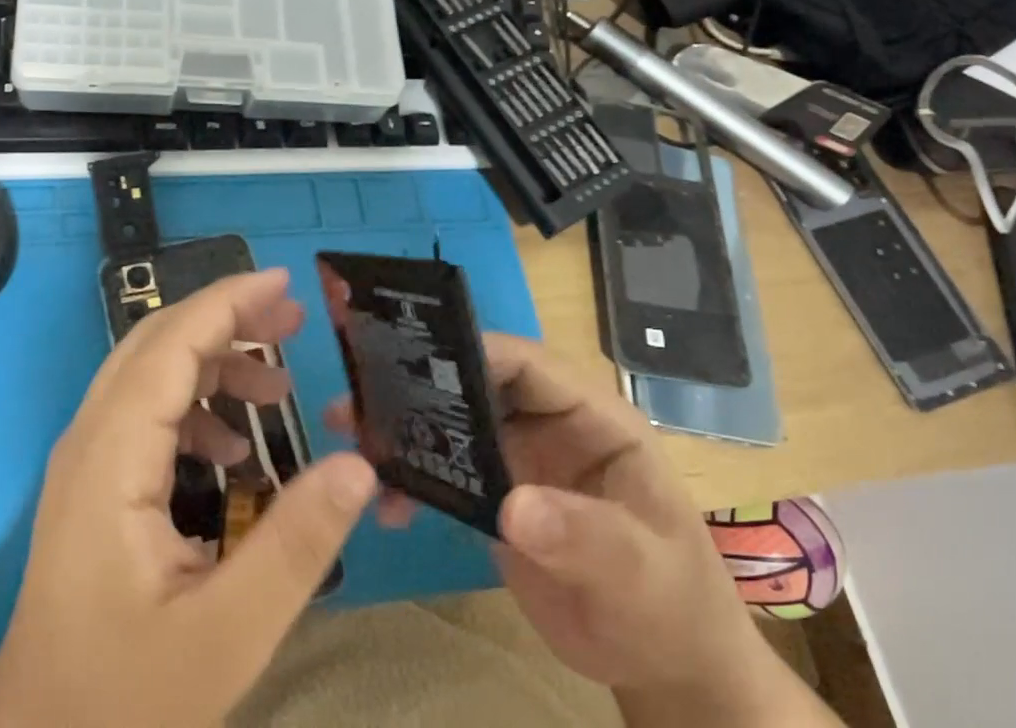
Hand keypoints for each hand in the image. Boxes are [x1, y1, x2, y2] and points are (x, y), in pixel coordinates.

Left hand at [0, 269, 378, 727]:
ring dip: (212, 365)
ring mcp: (84, 467)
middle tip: (294, 321)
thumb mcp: (230, 629)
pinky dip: (195, 412)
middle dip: (224, 321)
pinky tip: (236, 450)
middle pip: (151, 349)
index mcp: (111, 462)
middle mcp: (87, 445)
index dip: (225, 304)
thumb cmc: (129, 692)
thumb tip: (359, 464)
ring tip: (280, 385)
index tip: (285, 285)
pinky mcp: (92, 491)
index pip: (167, 350)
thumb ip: (296, 543)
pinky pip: (144, 422)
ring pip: (147, 381)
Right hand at [322, 334, 769, 690]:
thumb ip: (585, 536)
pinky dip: (411, 481)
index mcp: (592, 419)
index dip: (472, 352)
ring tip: (348, 438)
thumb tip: (513, 506)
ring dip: (403, 430)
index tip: (408, 356)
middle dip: (415, 385)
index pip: (527, 366)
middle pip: (475, 386)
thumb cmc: (668, 605)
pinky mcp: (494, 498)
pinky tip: (386, 506)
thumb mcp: (638, 572)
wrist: (659, 662)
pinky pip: (444, 473)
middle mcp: (548, 427)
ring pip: (451, 425)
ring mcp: (518, 461)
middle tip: (354, 398)